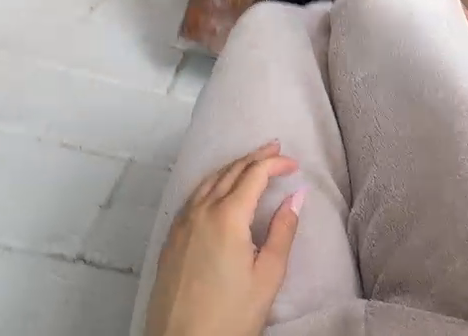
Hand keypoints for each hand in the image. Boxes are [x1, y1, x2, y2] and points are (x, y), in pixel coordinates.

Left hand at [143, 141, 305, 335]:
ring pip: (209, 180)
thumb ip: (283, 231)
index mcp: (227, 216)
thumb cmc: (230, 316)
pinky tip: (219, 189)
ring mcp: (182, 224)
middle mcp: (201, 211)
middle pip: (231, 171)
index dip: (276, 163)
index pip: (255, 173)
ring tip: (251, 162)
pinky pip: (193, 197)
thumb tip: (297, 195)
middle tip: (276, 149)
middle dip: (255, 157)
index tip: (295, 165)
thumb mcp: (267, 276)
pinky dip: (212, 183)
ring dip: (233, 166)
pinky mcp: (170, 240)